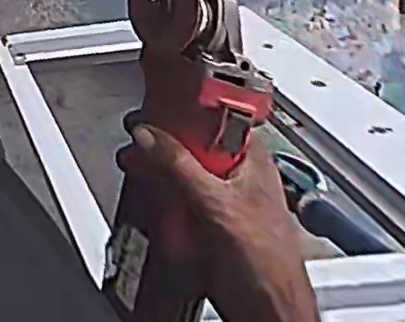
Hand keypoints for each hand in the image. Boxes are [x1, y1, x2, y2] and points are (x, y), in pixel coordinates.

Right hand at [117, 123, 320, 321]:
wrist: (269, 318)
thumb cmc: (270, 268)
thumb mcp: (219, 206)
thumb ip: (181, 166)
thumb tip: (148, 134)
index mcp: (250, 158)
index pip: (211, 117)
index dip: (181, 108)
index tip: (154, 103)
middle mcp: (234, 171)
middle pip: (189, 141)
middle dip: (160, 140)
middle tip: (137, 137)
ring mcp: (219, 195)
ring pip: (180, 166)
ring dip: (155, 164)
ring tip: (134, 160)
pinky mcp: (204, 217)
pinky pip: (175, 193)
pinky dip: (159, 190)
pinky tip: (146, 189)